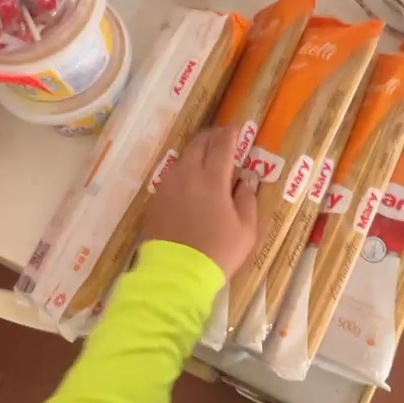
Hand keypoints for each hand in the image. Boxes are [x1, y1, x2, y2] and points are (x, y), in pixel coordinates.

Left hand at [141, 125, 258, 276]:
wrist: (176, 274)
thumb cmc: (217, 252)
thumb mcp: (245, 230)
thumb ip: (247, 200)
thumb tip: (248, 179)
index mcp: (212, 180)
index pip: (222, 146)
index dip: (230, 135)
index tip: (236, 129)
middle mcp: (187, 176)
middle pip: (198, 145)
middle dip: (211, 136)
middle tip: (221, 136)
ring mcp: (168, 187)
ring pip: (182, 159)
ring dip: (195, 152)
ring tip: (205, 156)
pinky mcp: (155, 201)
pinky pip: (171, 176)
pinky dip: (183, 171)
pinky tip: (189, 180)